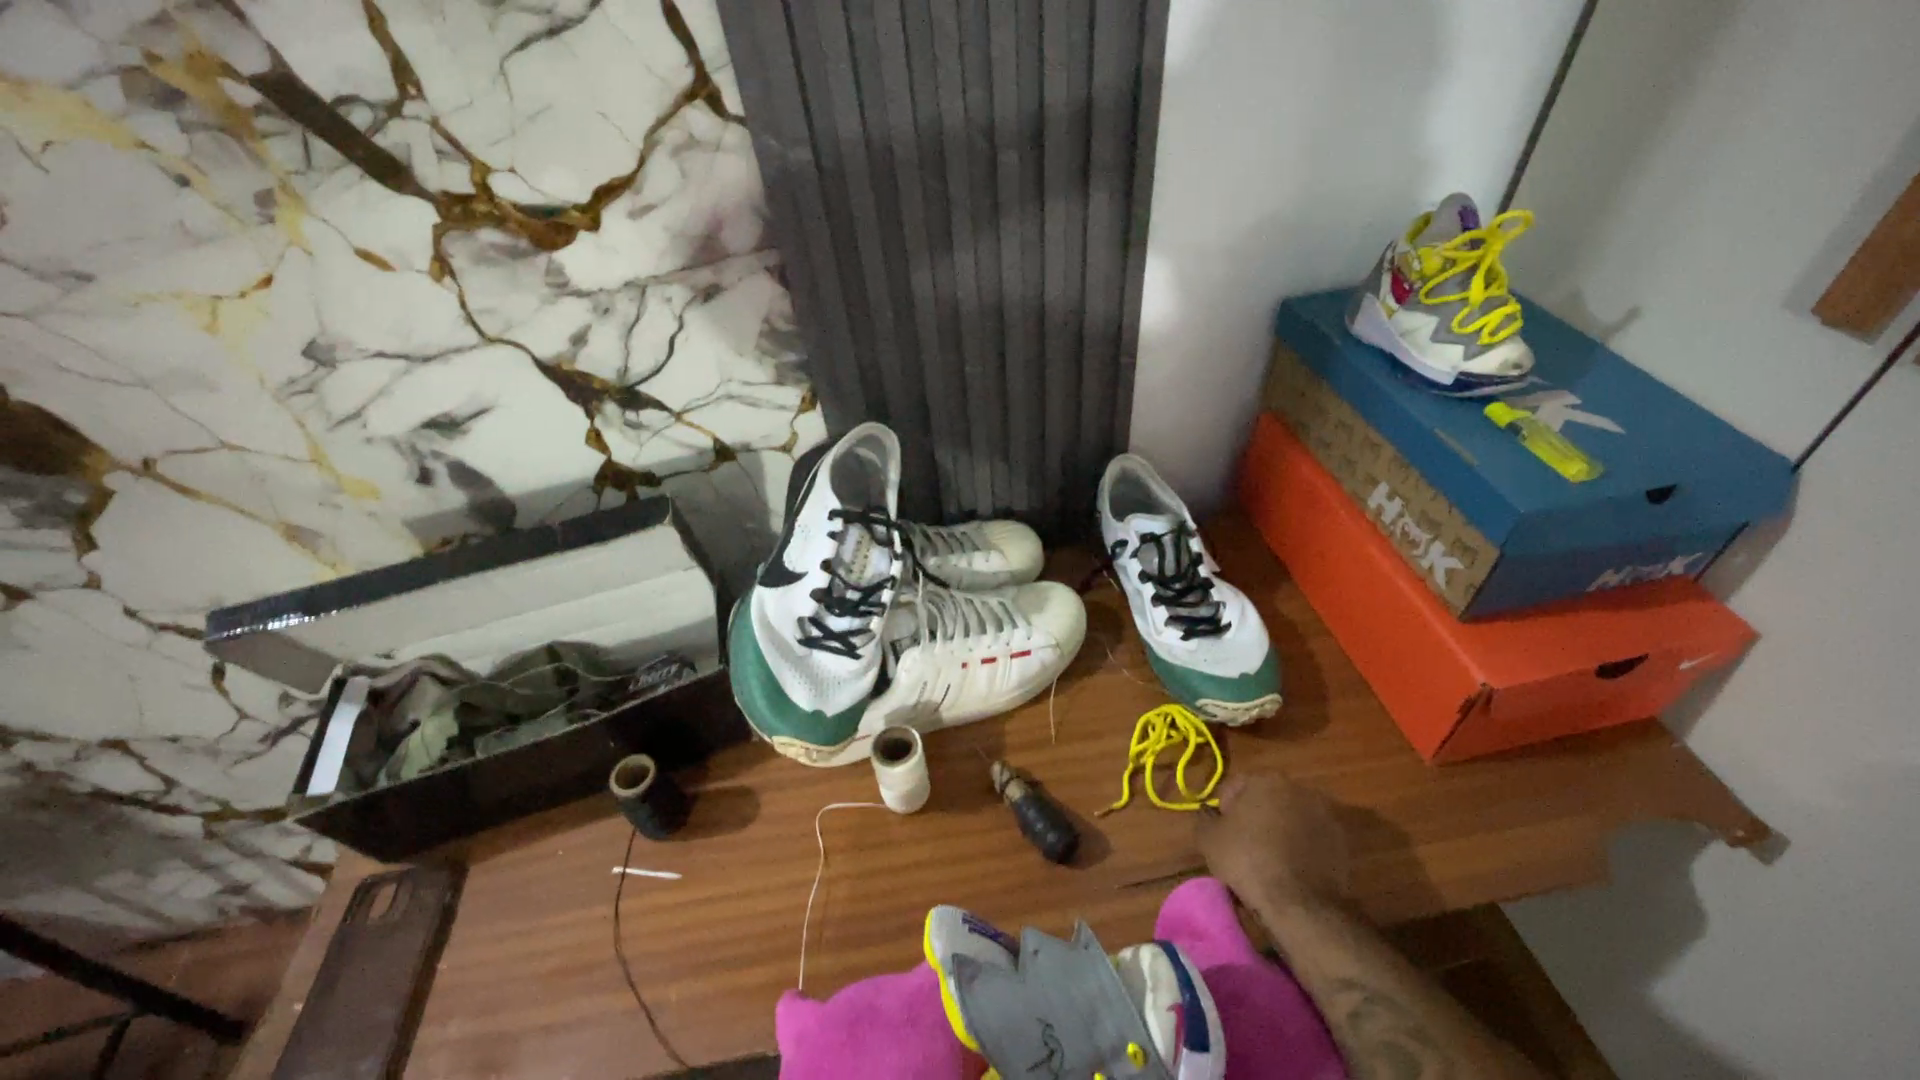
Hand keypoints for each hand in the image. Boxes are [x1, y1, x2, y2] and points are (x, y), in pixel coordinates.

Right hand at [1196, 772, 1350, 909]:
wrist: (1299, 903)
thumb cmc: (1247, 861)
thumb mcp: (1208, 839)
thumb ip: (1204, 817)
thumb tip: (1208, 811)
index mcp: (1266, 779)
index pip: (1235, 786)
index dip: (1224, 810)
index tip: (1222, 834)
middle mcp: (1299, 787)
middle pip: (1266, 799)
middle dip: (1255, 817)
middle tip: (1244, 847)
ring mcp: (1325, 813)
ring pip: (1291, 818)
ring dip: (1280, 831)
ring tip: (1269, 861)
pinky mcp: (1342, 840)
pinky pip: (1311, 838)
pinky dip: (1301, 848)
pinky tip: (1291, 869)